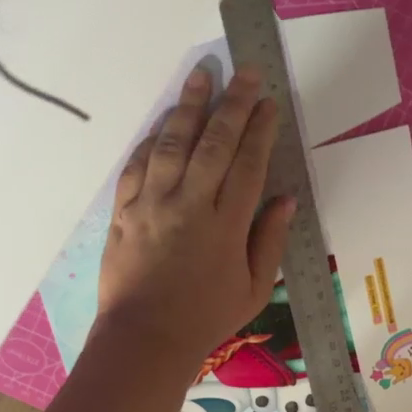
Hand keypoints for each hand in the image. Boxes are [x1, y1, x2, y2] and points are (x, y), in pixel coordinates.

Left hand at [96, 66, 296, 367]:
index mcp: (226, 225)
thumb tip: (286, 198)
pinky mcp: (124, 211)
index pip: (248, 164)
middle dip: (231, 103)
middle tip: (243, 72)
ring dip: (188, 107)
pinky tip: (162, 124)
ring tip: (201, 76)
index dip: (259, 129)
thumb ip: (270, 240)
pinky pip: (137, 166)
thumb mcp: (253, 289)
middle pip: (213, 142)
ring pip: (172, 144)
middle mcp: (190, 205)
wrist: (143, 339)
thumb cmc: (204, 319)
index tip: (268, 102)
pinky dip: (151, 142)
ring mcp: (152, 204)